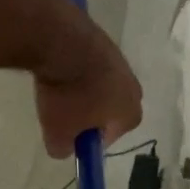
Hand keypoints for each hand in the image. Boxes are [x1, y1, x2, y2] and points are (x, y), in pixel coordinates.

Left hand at [32, 10, 142, 157]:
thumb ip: (62, 148)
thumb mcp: (58, 134)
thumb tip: (63, 147)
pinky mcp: (104, 40)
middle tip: (62, 112)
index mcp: (130, 112)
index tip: (67, 134)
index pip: (110, 136)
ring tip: (56, 87)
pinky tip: (58, 67)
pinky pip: (89, 63)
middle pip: (108, 107)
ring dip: (81, 88)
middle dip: (87, 112)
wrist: (62, 41)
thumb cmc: (68, 95)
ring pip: (99, 83)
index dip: (87, 138)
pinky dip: (76, 67)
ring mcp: (119, 60)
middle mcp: (133, 86)